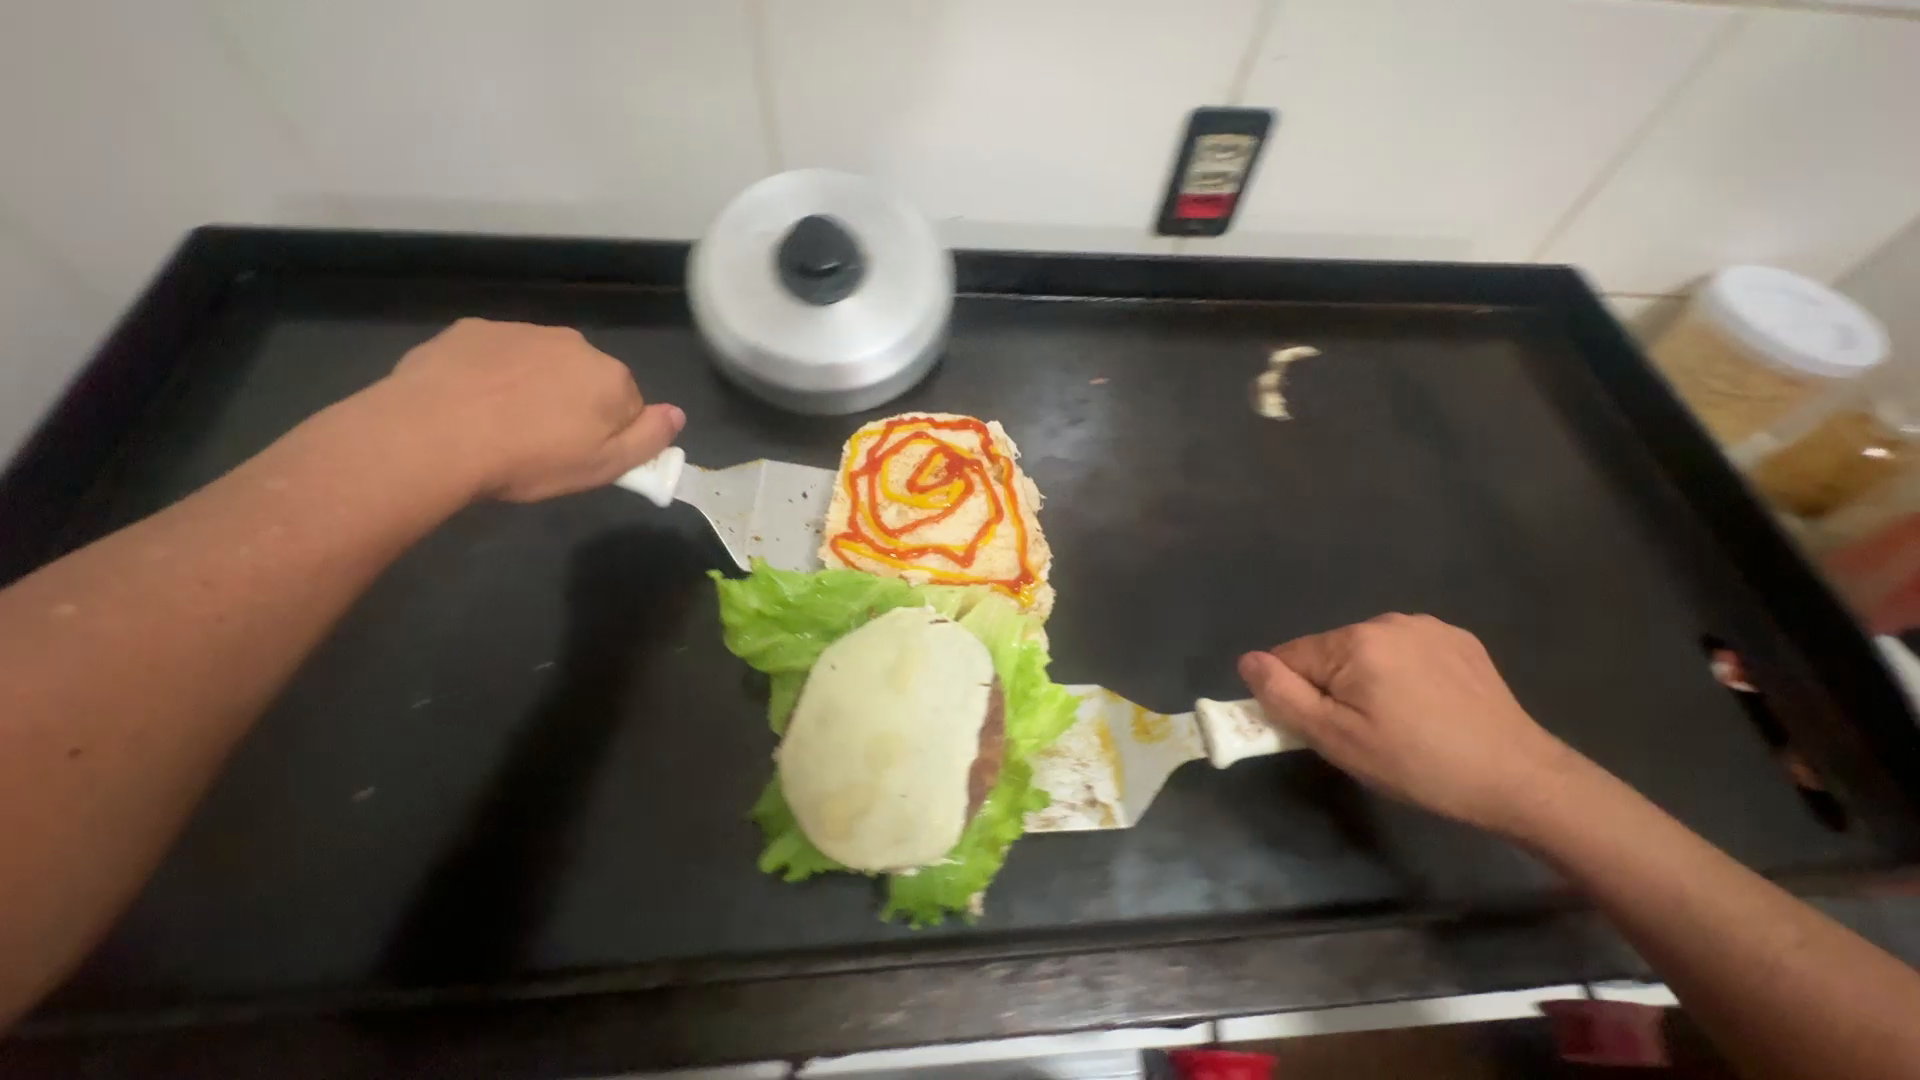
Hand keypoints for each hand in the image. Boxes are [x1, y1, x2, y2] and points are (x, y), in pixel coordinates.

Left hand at [376, 318, 683, 501]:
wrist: (433, 434)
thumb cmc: (529, 458)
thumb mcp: (603, 467)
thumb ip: (649, 439)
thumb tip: (677, 414)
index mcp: (611, 378)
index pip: (630, 406)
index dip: (610, 434)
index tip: (581, 456)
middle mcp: (574, 344)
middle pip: (587, 379)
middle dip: (573, 405)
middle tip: (541, 445)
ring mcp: (521, 331)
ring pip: (542, 364)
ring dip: (533, 388)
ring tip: (501, 425)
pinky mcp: (473, 330)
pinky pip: (497, 355)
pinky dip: (492, 375)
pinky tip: (471, 404)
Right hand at [1238, 613, 1589, 833]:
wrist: (1518, 778)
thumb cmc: (1416, 764)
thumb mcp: (1336, 739)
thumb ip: (1282, 696)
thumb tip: (1248, 661)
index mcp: (1354, 641)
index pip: (1290, 658)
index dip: (1293, 696)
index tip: (1319, 730)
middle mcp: (1388, 621)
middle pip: (1329, 654)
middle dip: (1332, 688)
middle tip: (1361, 735)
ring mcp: (1428, 627)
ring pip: (1367, 653)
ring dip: (1367, 681)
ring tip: (1399, 724)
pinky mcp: (1460, 641)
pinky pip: (1405, 653)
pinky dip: (1403, 676)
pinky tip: (1429, 708)